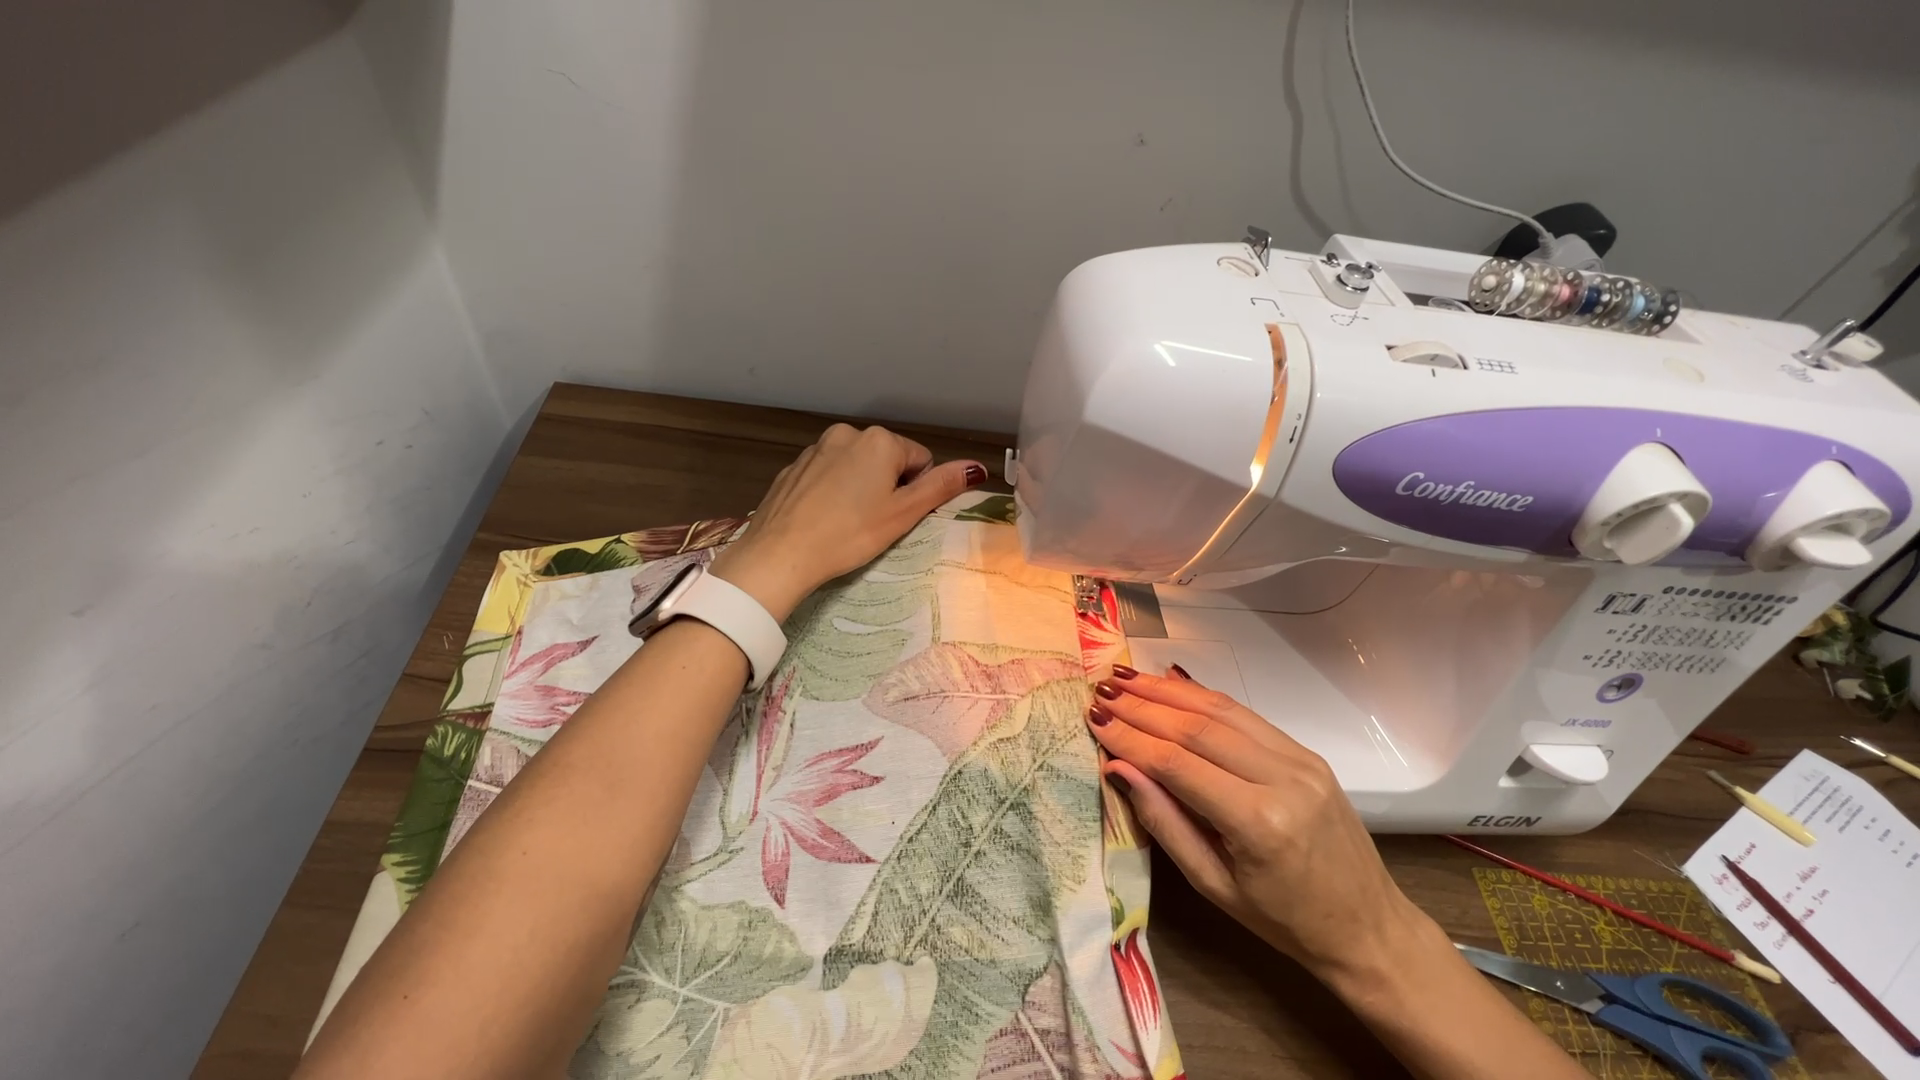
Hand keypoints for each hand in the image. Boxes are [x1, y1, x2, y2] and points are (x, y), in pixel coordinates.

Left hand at [709, 424, 985, 620]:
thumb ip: (941, 487)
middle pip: (886, 461)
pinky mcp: (792, 469)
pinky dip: (831, 494)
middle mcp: (846, 434)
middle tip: (873, 524)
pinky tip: (823, 520)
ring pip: (854, 469)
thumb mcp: (902, 514)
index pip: (920, 461)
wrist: (780, 554)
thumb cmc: (850, 535)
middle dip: (886, 488)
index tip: (895, 517)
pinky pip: (826, 477)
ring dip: (858, 490)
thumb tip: (977, 467)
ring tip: (846, 524)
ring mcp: (815, 449)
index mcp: (879, 440)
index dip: (914, 492)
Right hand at [1085, 666, 1426, 982]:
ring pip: (1222, 710)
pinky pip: (1245, 715)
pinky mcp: (1306, 752)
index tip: (1094, 719)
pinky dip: (1202, 697)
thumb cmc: (1282, 920)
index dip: (1130, 738)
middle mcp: (1283, 779)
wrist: (1367, 926)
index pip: (1178, 764)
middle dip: (1143, 706)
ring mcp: (1300, 760)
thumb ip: (1164, 822)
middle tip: (1101, 689)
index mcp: (1259, 823)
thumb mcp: (1212, 885)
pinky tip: (1170, 685)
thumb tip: (1118, 768)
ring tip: (1125, 678)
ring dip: (1168, 691)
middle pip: (1198, 728)